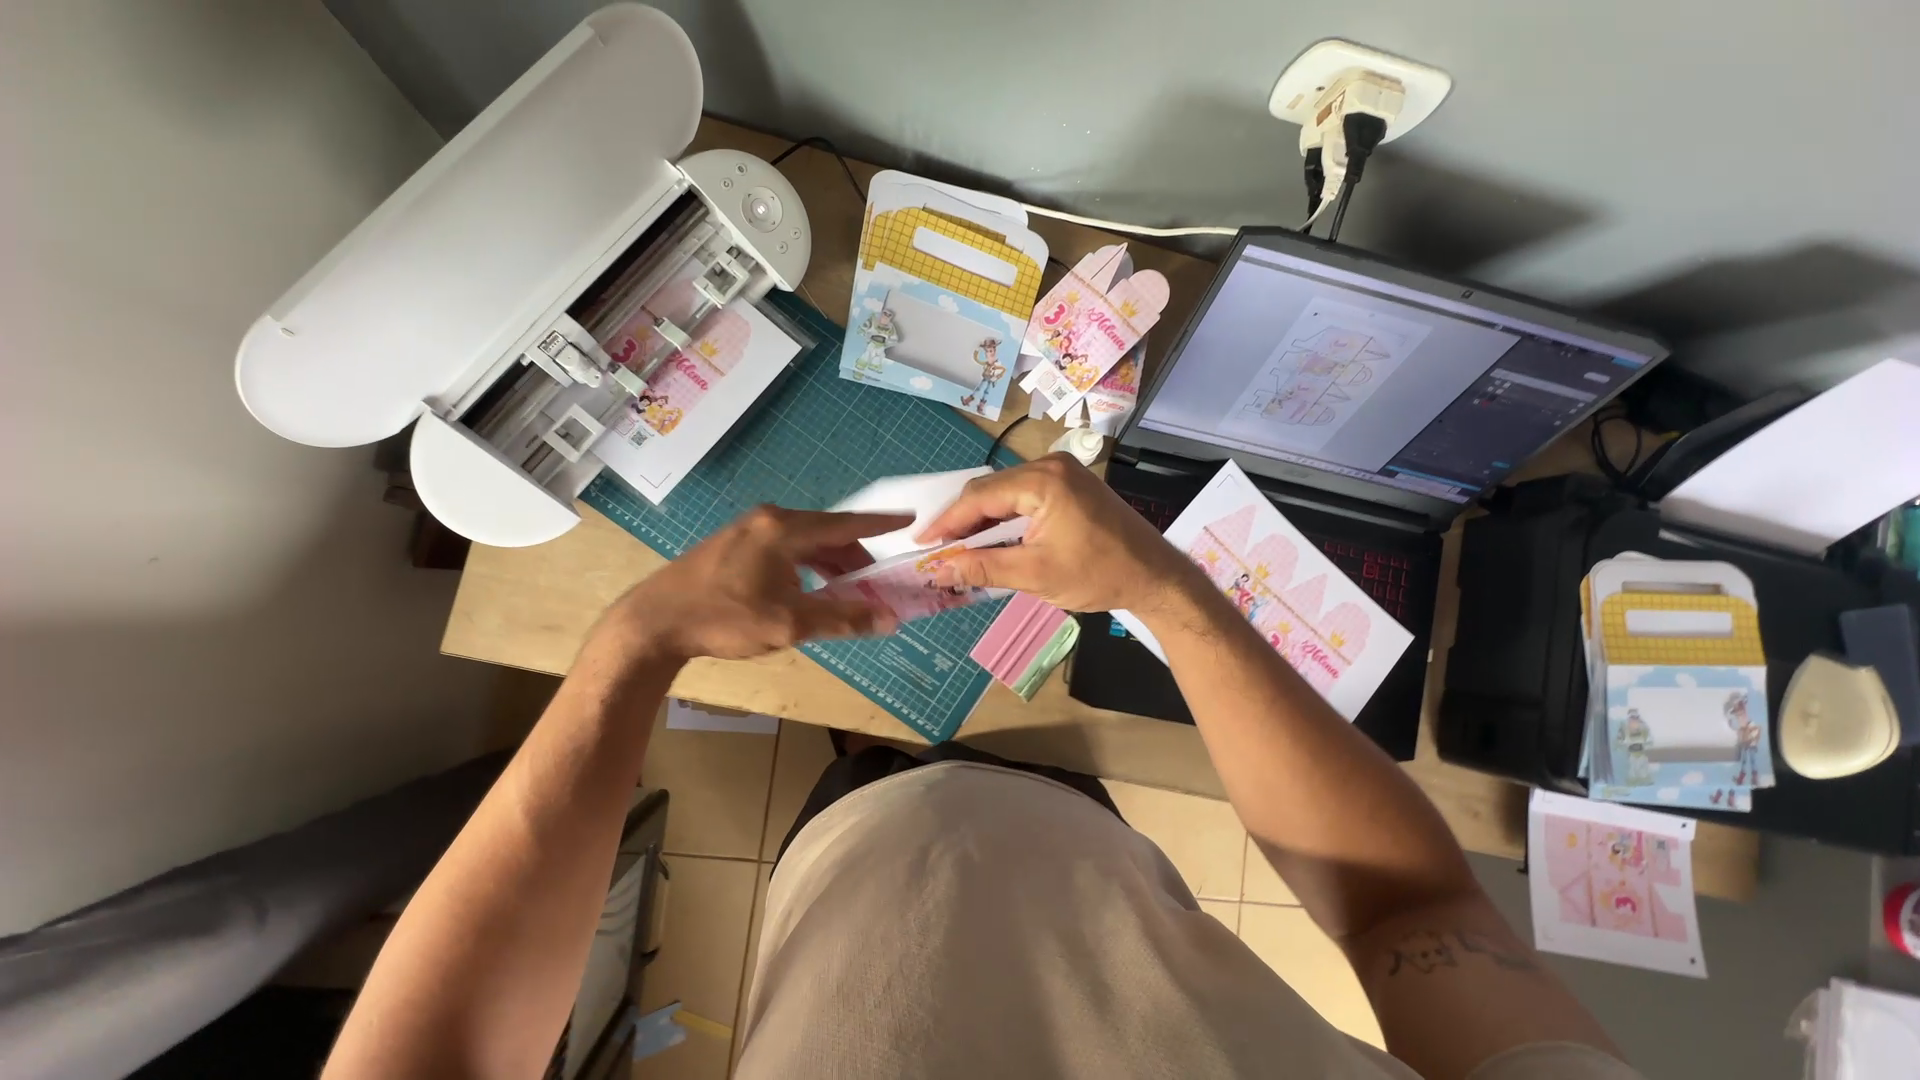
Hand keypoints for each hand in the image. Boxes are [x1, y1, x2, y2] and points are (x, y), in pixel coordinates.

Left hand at [586, 506, 911, 662]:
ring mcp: (747, 529)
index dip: (881, 524)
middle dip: (855, 557)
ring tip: (847, 591)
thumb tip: (890, 619)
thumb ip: (843, 618)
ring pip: (804, 542)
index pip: (847, 523)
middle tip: (877, 582)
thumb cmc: (725, 619)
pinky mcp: (732, 544)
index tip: (909, 518)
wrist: (653, 622)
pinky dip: (805, 565)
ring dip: (829, 564)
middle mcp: (769, 519)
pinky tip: (807, 589)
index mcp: (785, 529)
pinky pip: (783, 548)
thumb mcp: (790, 624)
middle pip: (826, 533)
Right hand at [914, 454, 1204, 614]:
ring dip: (982, 519)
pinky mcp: (1071, 484)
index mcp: (1043, 481)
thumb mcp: (1035, 575)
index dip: (947, 521)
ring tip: (958, 546)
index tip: (921, 541)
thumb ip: (984, 568)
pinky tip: (991, 537)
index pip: (979, 496)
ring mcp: (1063, 472)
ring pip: (1006, 492)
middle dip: (962, 520)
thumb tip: (942, 569)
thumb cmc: (1098, 575)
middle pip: (990, 489)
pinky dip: (1005, 517)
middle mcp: (1050, 465)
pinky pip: (1025, 495)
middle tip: (936, 547)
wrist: (1154, 575)